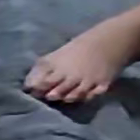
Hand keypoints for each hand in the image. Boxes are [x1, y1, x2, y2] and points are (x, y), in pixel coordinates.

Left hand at [23, 7, 139, 104]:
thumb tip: (26, 86)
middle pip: (54, 93)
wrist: (112, 41)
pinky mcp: (103, 84)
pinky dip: (84, 98)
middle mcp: (72, 76)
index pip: (39, 84)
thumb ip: (39, 71)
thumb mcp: (54, 57)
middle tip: (47, 94)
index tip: (32, 90)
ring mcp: (87, 81)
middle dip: (48, 96)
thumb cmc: (76, 50)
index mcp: (57, 67)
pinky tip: (80, 95)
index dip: (34, 89)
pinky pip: (91, 96)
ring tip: (62, 96)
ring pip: (71, 97)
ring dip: (64, 99)